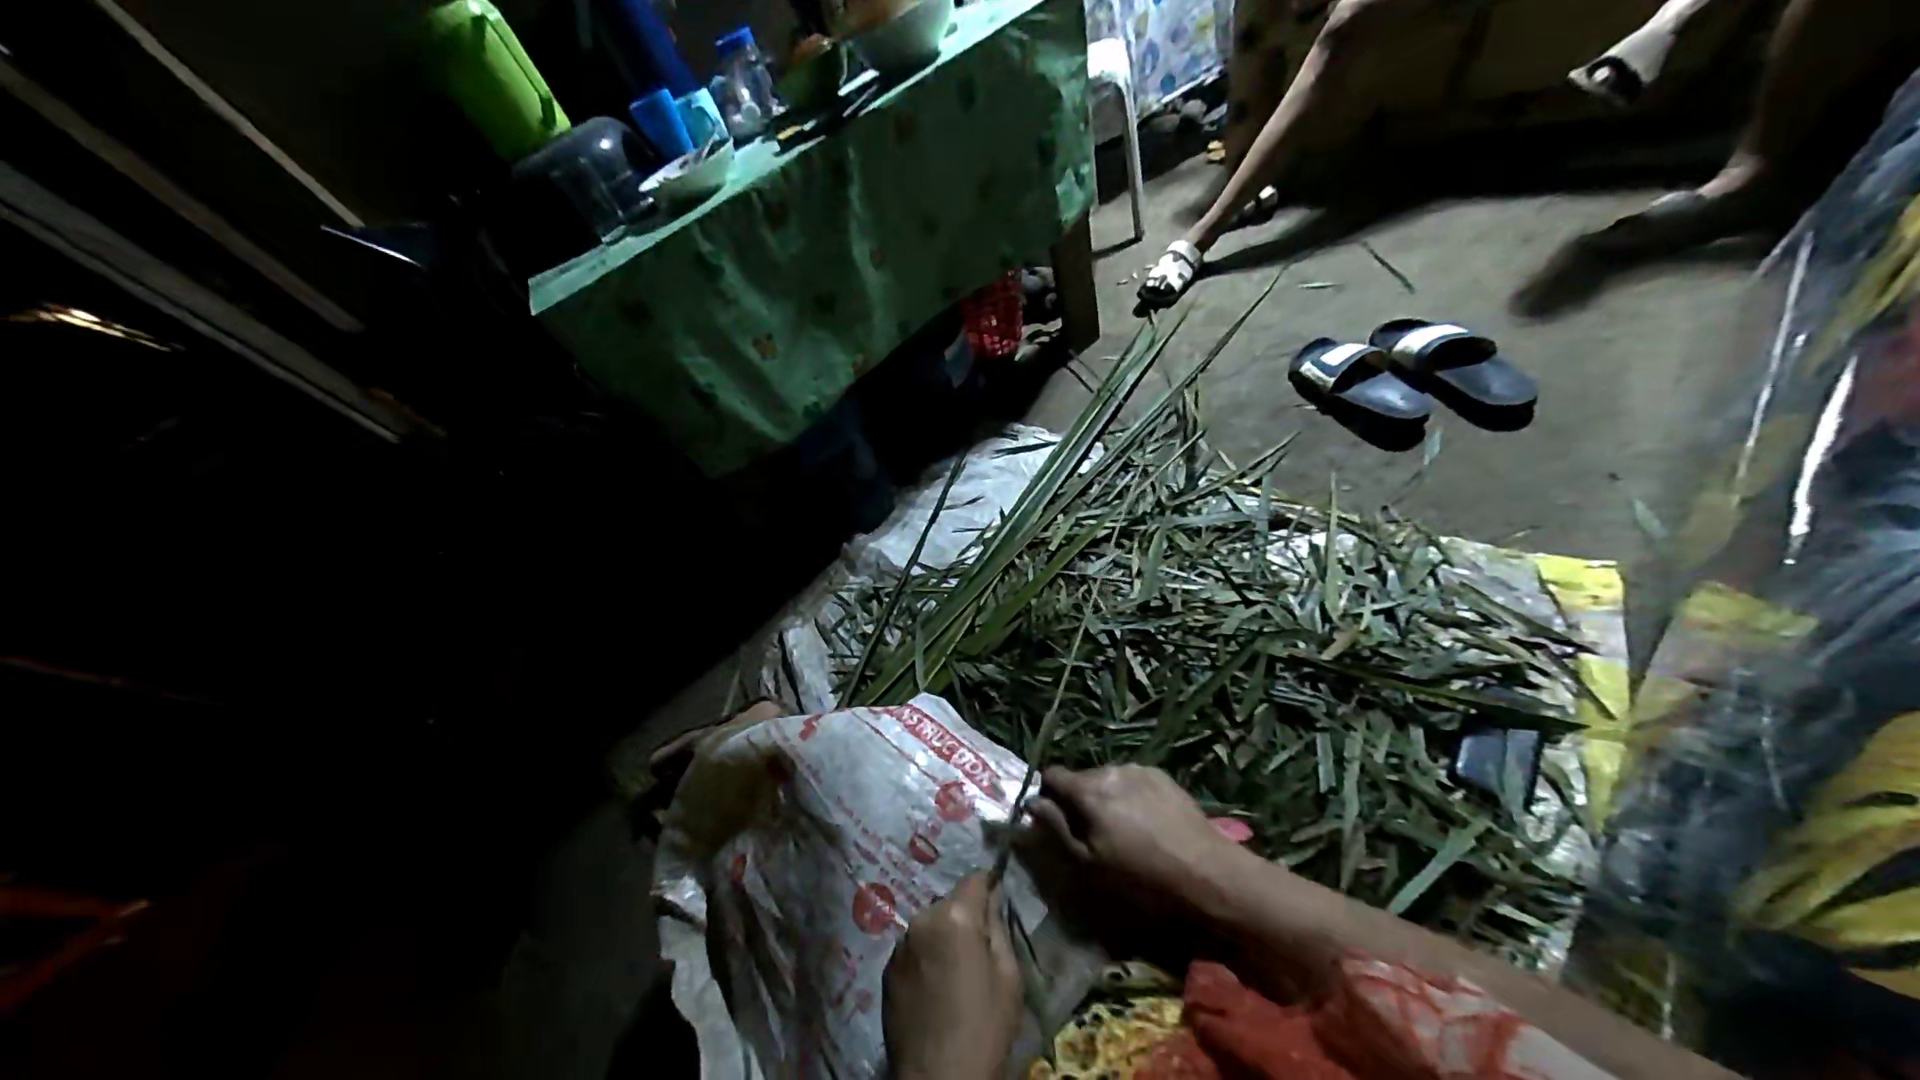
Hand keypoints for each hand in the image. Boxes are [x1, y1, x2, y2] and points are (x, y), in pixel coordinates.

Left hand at [883, 873, 1022, 1079]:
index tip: (996, 899)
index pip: (974, 878)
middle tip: (978, 948)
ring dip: (942, 936)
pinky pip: (913, 948)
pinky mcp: (887, 969)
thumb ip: (999, 927)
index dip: (988, 886)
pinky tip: (934, 987)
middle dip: (964, 916)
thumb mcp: (1009, 976)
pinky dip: (925, 957)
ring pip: (930, 925)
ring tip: (954, 972)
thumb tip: (993, 898)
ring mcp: (900, 945)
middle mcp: (922, 919)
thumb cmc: (984, 1028)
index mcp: (955, 916)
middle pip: (949, 902)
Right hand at [1027, 765, 1242, 905]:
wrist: (1207, 871)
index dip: (1048, 795)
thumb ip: (1057, 828)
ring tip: (1123, 829)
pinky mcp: (1162, 776)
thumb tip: (1033, 802)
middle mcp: (1111, 769)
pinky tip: (1146, 823)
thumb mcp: (1089, 863)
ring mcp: (1139, 769)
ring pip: (1108, 779)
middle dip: (1079, 799)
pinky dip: (1130, 796)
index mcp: (1088, 789)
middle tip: (1093, 833)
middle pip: (1081, 778)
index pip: (1052, 775)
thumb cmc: (1142, 875)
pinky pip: (1132, 781)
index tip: (1055, 820)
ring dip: (1106, 797)